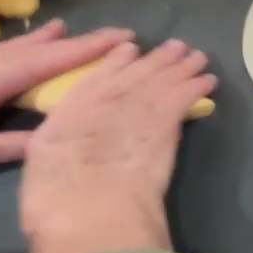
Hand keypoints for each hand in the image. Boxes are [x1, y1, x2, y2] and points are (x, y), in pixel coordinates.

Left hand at [0, 21, 132, 184]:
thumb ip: (12, 146)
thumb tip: (65, 137)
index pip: (40, 65)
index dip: (82, 52)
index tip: (121, 42)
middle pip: (38, 50)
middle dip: (84, 41)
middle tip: (126, 35)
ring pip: (24, 46)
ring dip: (65, 39)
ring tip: (101, 34)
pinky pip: (9, 50)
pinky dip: (38, 41)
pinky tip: (52, 33)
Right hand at [19, 39, 216, 252]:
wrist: (90, 206)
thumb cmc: (59, 201)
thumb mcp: (44, 166)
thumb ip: (65, 146)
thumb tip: (80, 148)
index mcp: (63, 118)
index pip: (92, 82)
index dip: (114, 64)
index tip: (128, 50)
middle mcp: (98, 106)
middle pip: (133, 76)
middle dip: (156, 60)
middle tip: (176, 46)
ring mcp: (130, 110)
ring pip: (160, 81)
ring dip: (182, 67)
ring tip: (198, 57)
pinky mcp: (162, 121)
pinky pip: (182, 96)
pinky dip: (196, 86)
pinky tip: (208, 80)